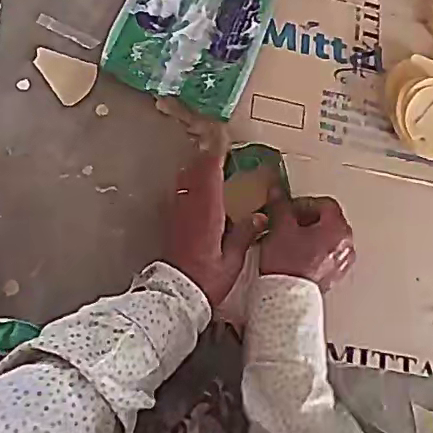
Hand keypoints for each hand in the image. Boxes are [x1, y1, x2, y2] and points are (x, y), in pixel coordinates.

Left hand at [164, 131, 265, 308]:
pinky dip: (191, 183)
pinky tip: (201, 189)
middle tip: (218, 143)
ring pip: (185, 180)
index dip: (215, 153)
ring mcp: (178, 213)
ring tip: (211, 161)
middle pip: (194, 170)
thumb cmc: (207, 279)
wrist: (176, 296)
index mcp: (207, 212)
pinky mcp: (173, 222)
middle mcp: (189, 207)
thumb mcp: (233, 259)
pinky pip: (181, 192)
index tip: (223, 137)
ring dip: (196, 167)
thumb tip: (259, 217)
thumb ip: (245, 235)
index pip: (209, 173)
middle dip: (206, 154)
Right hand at [259, 197, 355, 292]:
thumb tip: (278, 192)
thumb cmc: (288, 267)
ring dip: (309, 234)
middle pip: (328, 220)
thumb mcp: (281, 227)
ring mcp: (341, 262)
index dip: (303, 203)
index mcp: (338, 229)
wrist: (286, 299)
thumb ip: (280, 205)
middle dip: (306, 218)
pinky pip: (325, 254)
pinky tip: (294, 255)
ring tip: (289, 239)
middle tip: (287, 222)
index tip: (289, 208)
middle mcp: (345, 245)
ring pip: (326, 237)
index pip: (324, 203)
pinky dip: (312, 250)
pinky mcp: (333, 275)